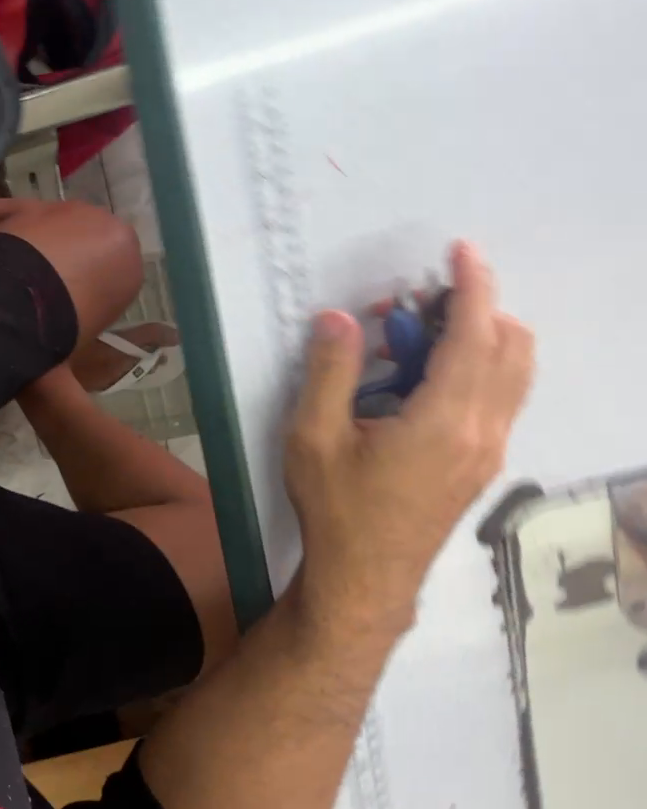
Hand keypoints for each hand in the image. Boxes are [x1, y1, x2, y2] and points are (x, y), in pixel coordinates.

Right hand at [284, 241, 534, 639]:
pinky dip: (473, 366)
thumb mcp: (312, 435)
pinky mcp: (481, 460)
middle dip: (473, 310)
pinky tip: (419, 375)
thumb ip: (330, 373)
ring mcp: (489, 447)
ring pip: (512, 374)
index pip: (473, 339)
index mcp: (444, 420)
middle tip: (411, 302)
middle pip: (509, 349)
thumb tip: (339, 318)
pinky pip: (498, 396)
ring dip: (476, 337)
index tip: (464, 252)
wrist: (367, 570)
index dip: (472, 289)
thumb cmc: (334, 502)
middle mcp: (484, 429)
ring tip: (412, 333)